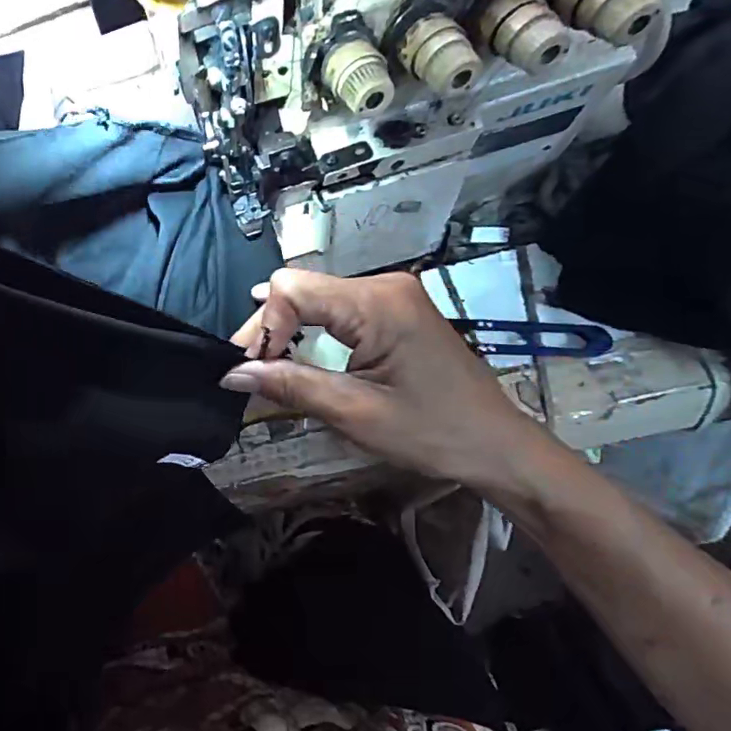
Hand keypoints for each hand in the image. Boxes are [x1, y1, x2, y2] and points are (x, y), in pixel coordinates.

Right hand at [219, 269, 567, 498]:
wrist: (499, 445)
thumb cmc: (432, 433)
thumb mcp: (354, 412)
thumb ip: (289, 384)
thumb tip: (231, 374)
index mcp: (377, 303)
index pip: (291, 289)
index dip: (263, 325)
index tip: (252, 369)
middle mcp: (383, 285)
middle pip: (300, 288)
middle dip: (268, 327)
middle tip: (247, 371)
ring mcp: (391, 293)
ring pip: (314, 296)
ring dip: (285, 328)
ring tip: (265, 364)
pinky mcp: (394, 308)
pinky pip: (336, 307)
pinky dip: (310, 328)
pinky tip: (293, 348)